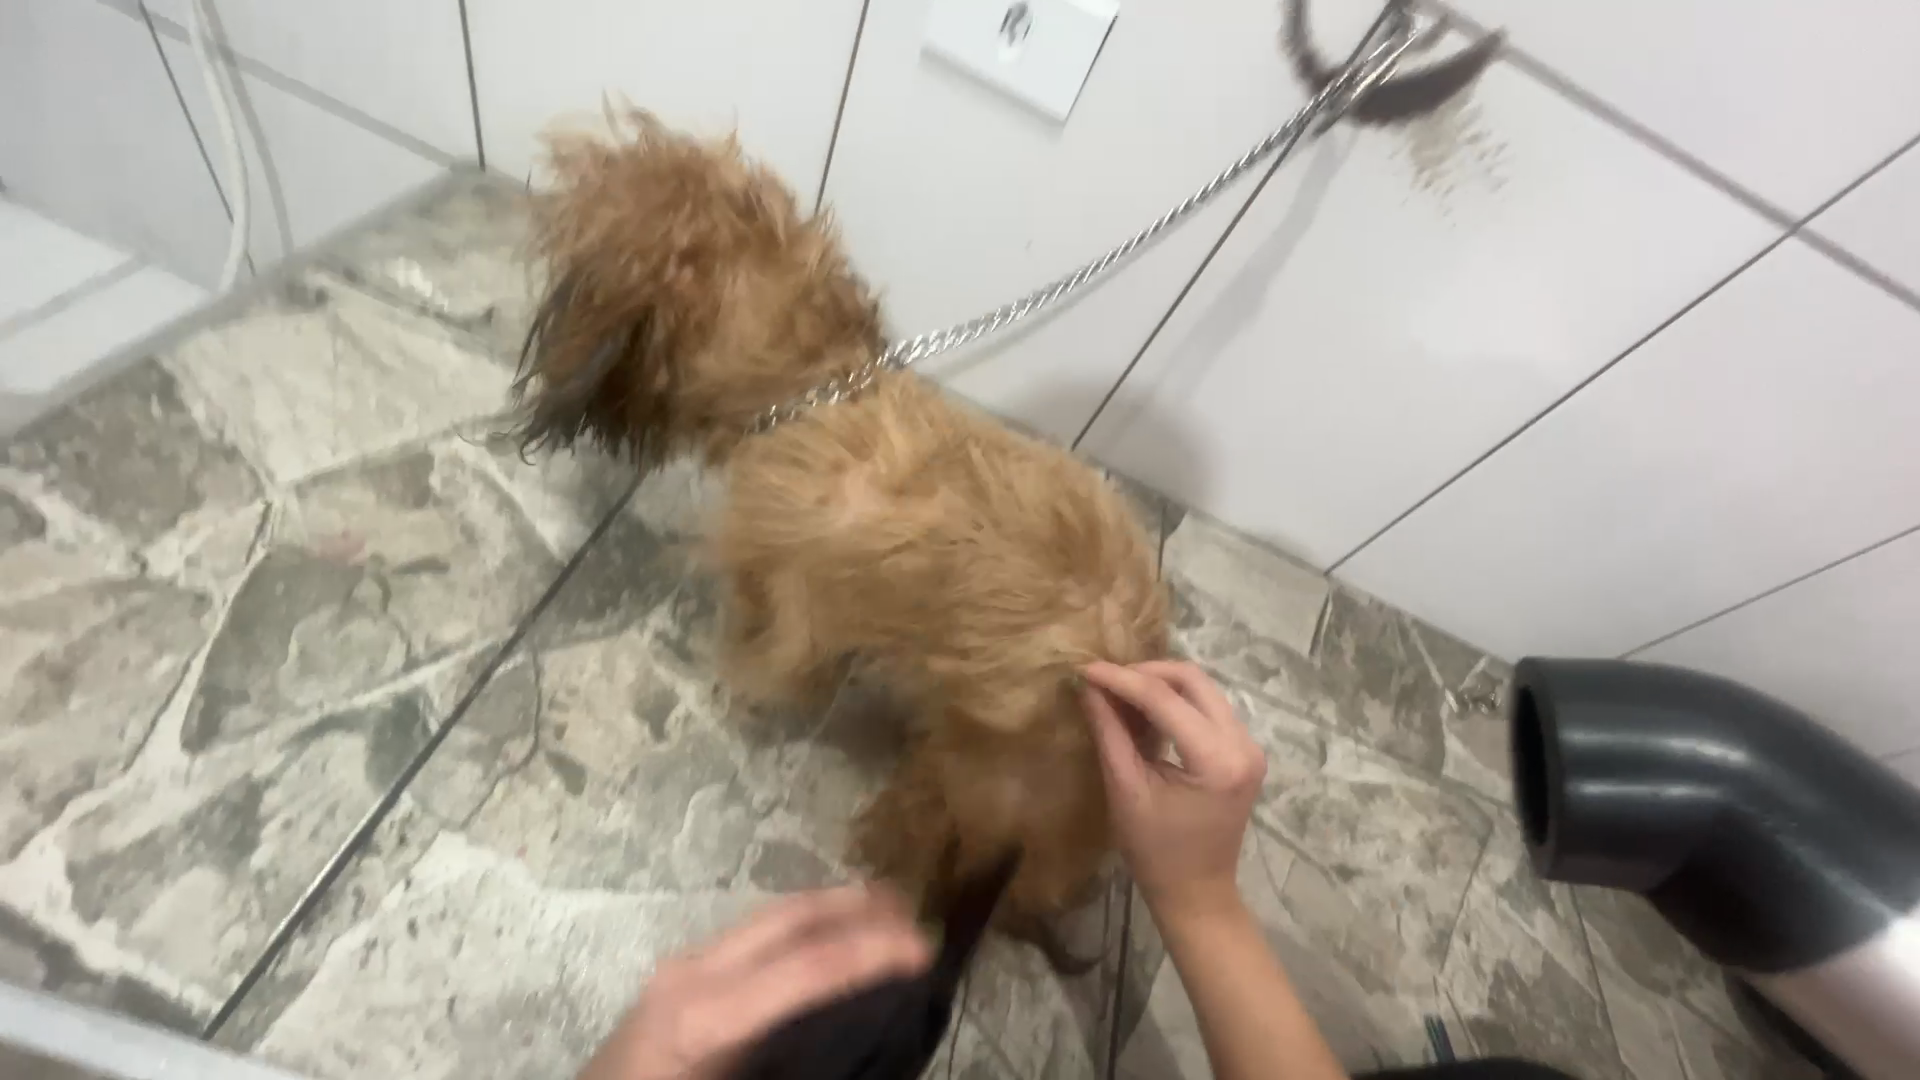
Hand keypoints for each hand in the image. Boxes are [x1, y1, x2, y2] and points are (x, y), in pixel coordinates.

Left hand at [577, 886, 930, 1079]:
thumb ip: (805, 1063)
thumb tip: (863, 1043)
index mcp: (705, 1018)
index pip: (807, 966)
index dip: (871, 951)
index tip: (924, 947)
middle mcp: (694, 972)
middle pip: (792, 917)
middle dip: (859, 906)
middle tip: (916, 912)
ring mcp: (684, 964)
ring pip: (774, 914)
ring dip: (835, 906)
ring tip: (886, 910)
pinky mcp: (682, 972)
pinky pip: (758, 932)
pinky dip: (806, 923)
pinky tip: (829, 936)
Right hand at [1080, 661, 1266, 921]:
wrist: (1197, 893)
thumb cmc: (1156, 852)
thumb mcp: (1125, 789)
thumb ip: (1110, 731)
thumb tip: (1088, 686)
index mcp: (1217, 760)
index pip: (1164, 698)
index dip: (1120, 678)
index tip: (1084, 668)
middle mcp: (1243, 744)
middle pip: (1191, 679)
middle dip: (1143, 672)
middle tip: (1103, 681)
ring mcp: (1248, 744)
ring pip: (1200, 687)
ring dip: (1158, 682)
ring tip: (1118, 692)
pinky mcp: (1243, 748)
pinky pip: (1206, 704)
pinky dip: (1173, 698)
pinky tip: (1143, 709)